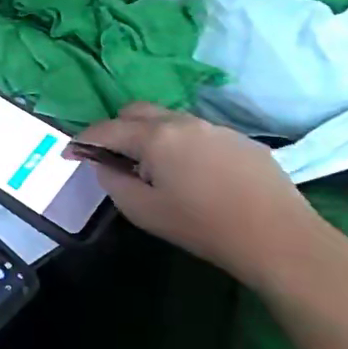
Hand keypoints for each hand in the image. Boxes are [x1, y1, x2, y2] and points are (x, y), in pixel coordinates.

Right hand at [64, 103, 347, 291]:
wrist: (277, 237)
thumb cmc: (201, 226)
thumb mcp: (142, 210)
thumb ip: (112, 181)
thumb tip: (102, 164)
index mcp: (154, 137)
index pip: (106, 129)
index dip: (82, 140)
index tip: (70, 154)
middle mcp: (183, 122)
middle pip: (136, 111)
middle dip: (116, 128)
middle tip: (111, 157)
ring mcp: (215, 128)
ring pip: (169, 119)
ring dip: (150, 135)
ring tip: (153, 167)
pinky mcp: (241, 140)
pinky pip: (197, 133)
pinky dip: (180, 144)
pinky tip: (191, 174)